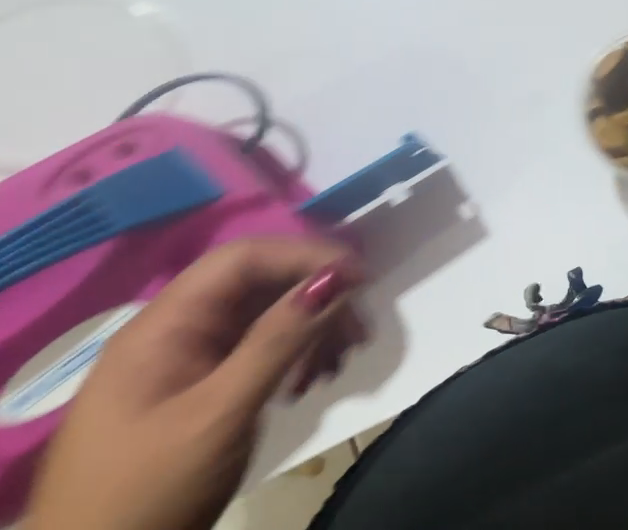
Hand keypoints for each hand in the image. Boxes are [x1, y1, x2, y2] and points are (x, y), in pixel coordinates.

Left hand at [25, 237, 365, 529]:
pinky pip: (262, 348)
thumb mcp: (220, 412)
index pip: (244, 259)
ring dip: (315, 330)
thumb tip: (336, 278)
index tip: (362, 280)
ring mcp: (189, 359)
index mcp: (164, 327)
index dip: (306, 256)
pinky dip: (298, 355)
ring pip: (268, 315)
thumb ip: (278, 340)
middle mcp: (176, 332)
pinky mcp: (204, 385)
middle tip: (359, 333)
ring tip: (339, 365)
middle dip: (318, 299)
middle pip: (262, 284)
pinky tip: (312, 383)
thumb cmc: (149, 487)